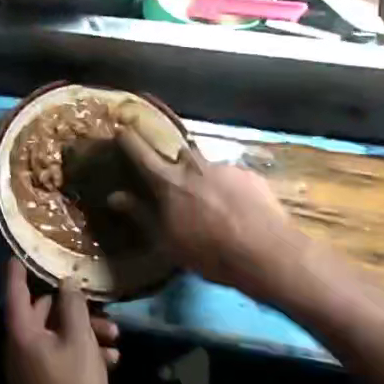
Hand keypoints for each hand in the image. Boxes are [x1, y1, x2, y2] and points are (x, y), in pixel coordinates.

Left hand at [3, 259, 117, 383]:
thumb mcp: (79, 341)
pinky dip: (80, 352)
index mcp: (20, 330)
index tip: (20, 253)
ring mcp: (28, 366)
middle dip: (73, 309)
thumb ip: (72, 307)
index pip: (16, 290)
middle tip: (103, 312)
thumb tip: (65, 281)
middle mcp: (18, 344)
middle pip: (42, 313)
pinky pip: (59, 356)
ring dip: (84, 332)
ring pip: (55, 335)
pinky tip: (110, 361)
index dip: (18, 270)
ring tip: (116, 340)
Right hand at [117, 132, 316, 299]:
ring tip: (211, 200)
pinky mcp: (250, 176)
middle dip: (172, 159)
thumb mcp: (167, 242)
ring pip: (206, 166)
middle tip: (173, 176)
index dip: (128, 140)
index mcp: (168, 182)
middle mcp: (194, 167)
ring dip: (203, 177)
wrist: (269, 254)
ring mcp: (224, 168)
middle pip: (176, 153)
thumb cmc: (210, 252)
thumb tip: (114, 196)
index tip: (120, 129)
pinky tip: (237, 208)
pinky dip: (228, 187)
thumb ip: (140, 215)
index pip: (141, 153)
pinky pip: (231, 176)